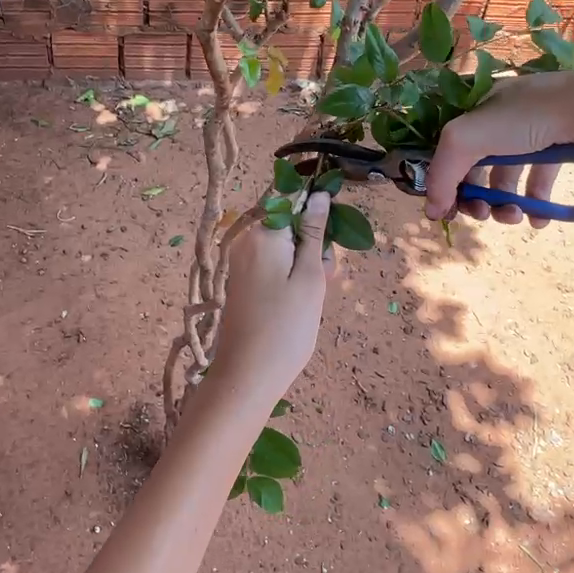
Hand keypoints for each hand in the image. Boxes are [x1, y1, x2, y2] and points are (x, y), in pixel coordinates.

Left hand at [211, 192, 333, 405]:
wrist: (247, 377)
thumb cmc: (286, 327)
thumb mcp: (310, 277)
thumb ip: (315, 232)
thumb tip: (320, 195)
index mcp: (263, 234)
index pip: (294, 199)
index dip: (318, 212)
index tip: (331, 239)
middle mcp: (247, 240)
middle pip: (291, 224)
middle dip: (313, 245)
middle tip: (324, 279)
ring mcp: (242, 261)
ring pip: (285, 246)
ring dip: (305, 264)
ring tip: (312, 298)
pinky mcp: (243, 280)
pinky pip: (273, 263)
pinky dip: (290, 276)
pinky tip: (298, 303)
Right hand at [424, 72, 573, 227]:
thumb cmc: (520, 118)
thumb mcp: (465, 139)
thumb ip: (442, 175)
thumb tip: (431, 211)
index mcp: (472, 115)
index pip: (449, 155)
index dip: (446, 184)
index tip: (451, 211)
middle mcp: (498, 124)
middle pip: (476, 172)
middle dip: (477, 200)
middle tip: (484, 215)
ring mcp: (528, 137)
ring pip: (507, 181)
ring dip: (505, 207)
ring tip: (516, 216)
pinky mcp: (556, 149)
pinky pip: (538, 181)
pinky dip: (536, 204)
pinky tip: (539, 220)